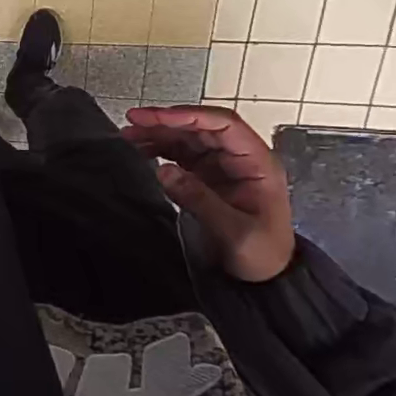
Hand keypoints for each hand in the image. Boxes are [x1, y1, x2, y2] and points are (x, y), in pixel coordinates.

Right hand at [121, 105, 295, 282]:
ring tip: (129, 133)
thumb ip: (198, 199)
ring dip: (160, 133)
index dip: (190, 116)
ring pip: (189, 138)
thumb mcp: (232, 231)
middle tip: (134, 119)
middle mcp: (239, 157)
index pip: (224, 125)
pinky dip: (161, 149)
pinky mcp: (208, 176)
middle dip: (167, 121)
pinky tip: (142, 149)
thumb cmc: (260, 254)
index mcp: (257, 161)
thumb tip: (163, 171)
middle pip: (202, 127)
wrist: (267, 278)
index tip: (157, 117)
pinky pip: (183, 154)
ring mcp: (222, 165)